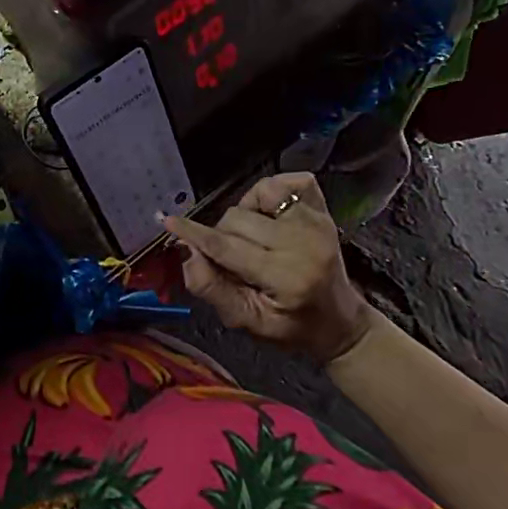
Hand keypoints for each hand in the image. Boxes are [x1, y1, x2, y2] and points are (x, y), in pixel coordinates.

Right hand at [163, 172, 376, 364]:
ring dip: (244, 212)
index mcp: (286, 276)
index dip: (192, 233)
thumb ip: (211, 287)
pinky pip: (291, 181)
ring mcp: (317, 223)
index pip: (226, 246)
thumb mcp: (246, 321)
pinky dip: (272, 192)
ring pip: (259, 194)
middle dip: (221, 235)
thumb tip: (186, 251)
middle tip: (231, 259)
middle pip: (236, 218)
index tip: (168, 222)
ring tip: (251, 236)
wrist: (339, 322)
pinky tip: (269, 215)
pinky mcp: (325, 211)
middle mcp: (304, 242)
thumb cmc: (289, 327)